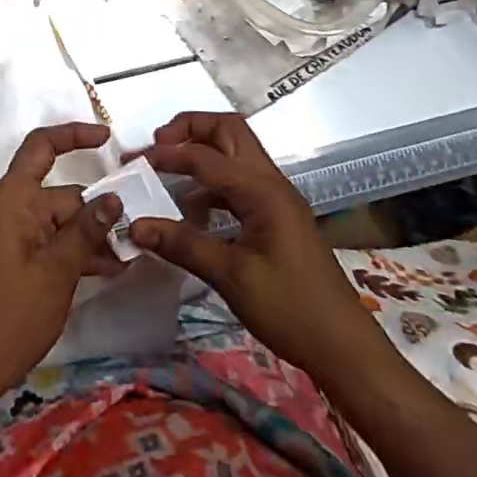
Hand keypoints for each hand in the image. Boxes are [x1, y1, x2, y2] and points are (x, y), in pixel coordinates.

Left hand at [0, 123, 125, 397]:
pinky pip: (55, 244)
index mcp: (14, 200)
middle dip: (100, 209)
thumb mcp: (57, 271)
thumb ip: (87, 231)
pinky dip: (80, 252)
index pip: (41, 148)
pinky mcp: (21, 261)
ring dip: (94, 236)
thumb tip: (115, 197)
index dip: (72, 135)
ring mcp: (17, 237)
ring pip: (64, 222)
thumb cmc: (11, 313)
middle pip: (63, 193)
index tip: (108, 139)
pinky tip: (112, 270)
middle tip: (141, 229)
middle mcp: (14, 210)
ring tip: (132, 256)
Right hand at [129, 112, 365, 372]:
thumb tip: (136, 225)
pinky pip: (238, 183)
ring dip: (200, 153)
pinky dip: (210, 183)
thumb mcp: (230, 277)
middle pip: (229, 131)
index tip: (133, 163)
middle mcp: (271, 185)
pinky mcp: (275, 218)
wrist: (343, 347)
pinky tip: (190, 210)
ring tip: (164, 171)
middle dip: (190, 128)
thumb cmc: (290, 309)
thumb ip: (182, 244)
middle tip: (155, 145)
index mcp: (262, 192)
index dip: (167, 155)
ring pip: (235, 155)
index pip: (205, 156)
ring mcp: (275, 200)